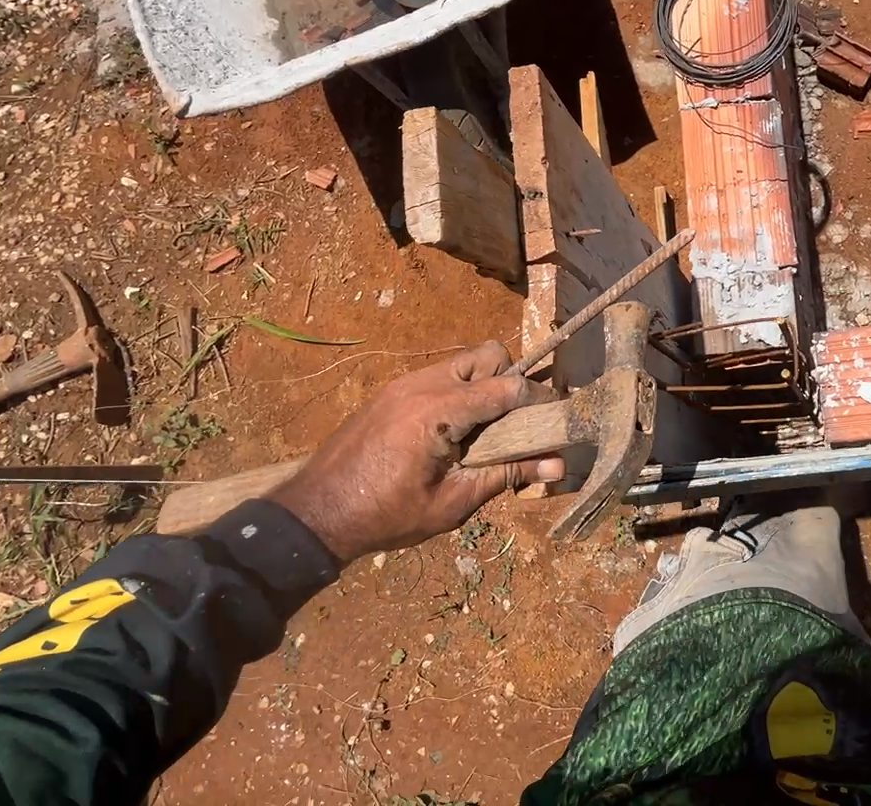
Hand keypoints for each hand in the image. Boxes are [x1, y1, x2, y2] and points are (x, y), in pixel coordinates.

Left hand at [268, 342, 562, 561]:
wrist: (312, 515)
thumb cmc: (385, 516)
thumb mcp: (452, 502)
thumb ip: (507, 475)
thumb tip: (558, 466)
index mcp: (438, 412)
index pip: (507, 388)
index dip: (538, 402)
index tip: (554, 420)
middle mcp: (424, 386)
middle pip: (490, 355)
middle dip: (510, 382)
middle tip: (512, 423)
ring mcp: (405, 384)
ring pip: (466, 361)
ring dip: (485, 386)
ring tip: (484, 429)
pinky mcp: (393, 392)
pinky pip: (442, 376)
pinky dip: (460, 392)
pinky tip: (454, 431)